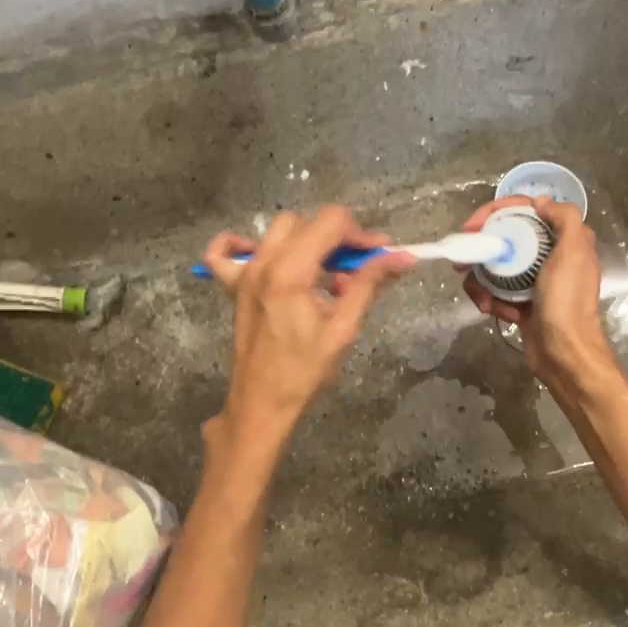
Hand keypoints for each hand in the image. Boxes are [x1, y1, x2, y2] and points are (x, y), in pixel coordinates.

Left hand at [200, 207, 411, 451]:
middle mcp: (263, 263)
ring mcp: (243, 273)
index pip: (332, 223)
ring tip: (325, 277)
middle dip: (338, 239)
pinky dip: (240, 244)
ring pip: (277, 232)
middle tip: (358, 270)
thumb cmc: (305, 371)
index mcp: (291, 271)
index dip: (361, 234)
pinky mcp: (232, 287)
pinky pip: (224, 252)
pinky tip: (263, 256)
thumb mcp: (343, 328)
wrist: (262, 403)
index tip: (380, 256)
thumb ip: (369, 284)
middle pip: (307, 223)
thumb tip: (403, 257)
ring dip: (307, 244)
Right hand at [460, 196, 619, 398]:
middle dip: (481, 252)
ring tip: (485, 300)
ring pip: (495, 267)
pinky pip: (496, 292)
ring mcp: (533, 280)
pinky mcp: (521, 302)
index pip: (525, 210)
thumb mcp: (573, 252)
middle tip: (462, 263)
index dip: (495, 212)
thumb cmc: (567, 301)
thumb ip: (564, 218)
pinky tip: (497, 313)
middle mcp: (549, 255)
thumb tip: (541, 202)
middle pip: (504, 239)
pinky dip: (492, 301)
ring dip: (483, 283)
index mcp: (564, 240)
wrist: (564, 353)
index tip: (471, 226)